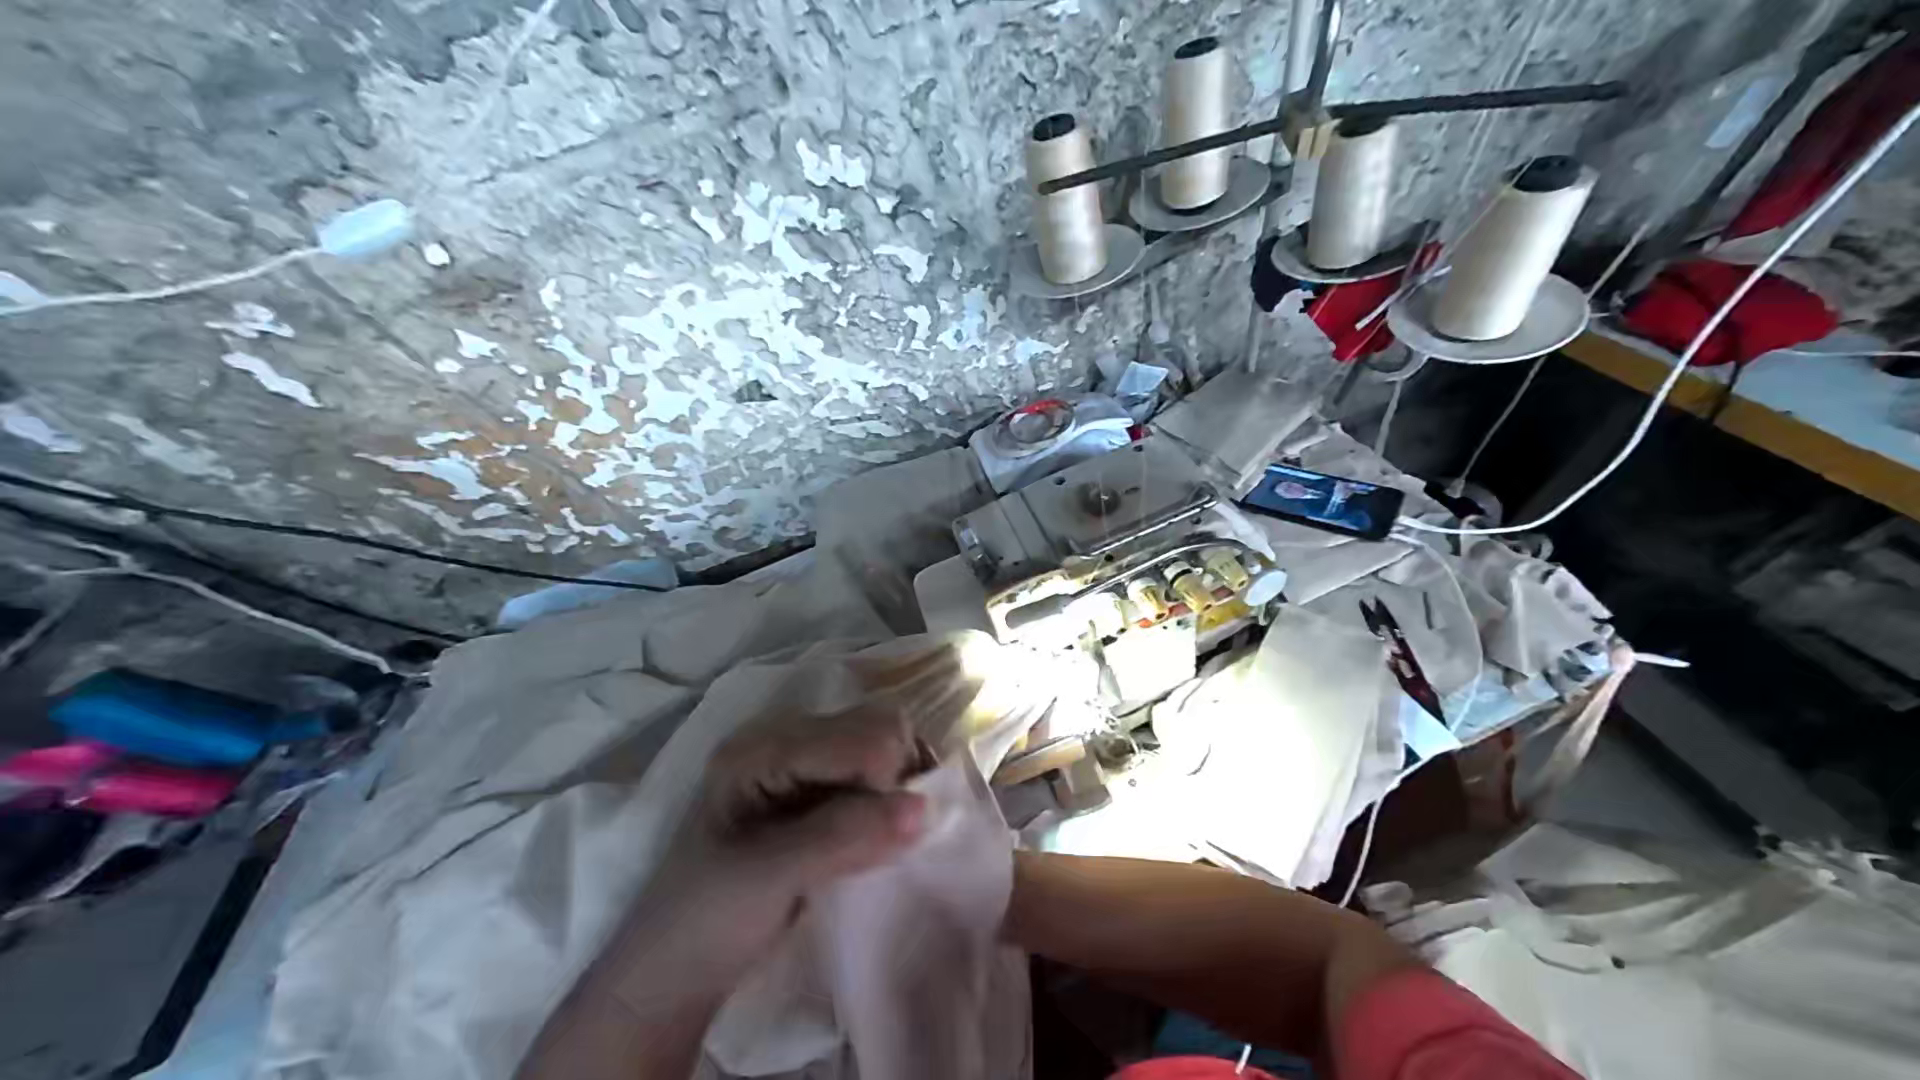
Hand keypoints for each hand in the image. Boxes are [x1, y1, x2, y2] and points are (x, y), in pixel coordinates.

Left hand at [605, 704, 932, 1014]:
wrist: (677, 969)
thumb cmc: (707, 920)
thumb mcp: (768, 878)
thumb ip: (842, 836)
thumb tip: (924, 807)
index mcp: (763, 747)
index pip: (861, 732)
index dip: (888, 777)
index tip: (890, 835)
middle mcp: (786, 738)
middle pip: (877, 726)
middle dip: (899, 775)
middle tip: (893, 835)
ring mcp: (803, 761)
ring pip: (883, 745)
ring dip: (900, 787)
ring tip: (888, 837)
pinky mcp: (817, 787)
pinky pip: (875, 772)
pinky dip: (891, 799)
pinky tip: (880, 836)